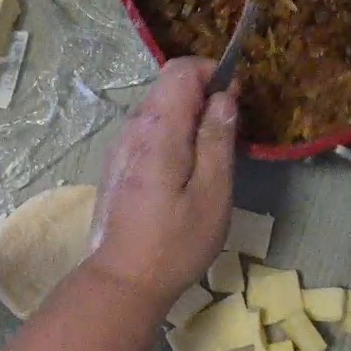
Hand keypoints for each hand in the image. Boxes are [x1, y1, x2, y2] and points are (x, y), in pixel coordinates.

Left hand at [82, 58, 237, 309]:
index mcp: (158, 130)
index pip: (181, 70)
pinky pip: (146, 135)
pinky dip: (170, 139)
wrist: (122, 280)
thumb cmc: (175, 241)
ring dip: (187, 121)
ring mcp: (119, 148)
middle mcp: (132, 130)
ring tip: (208, 160)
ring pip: (157, 112)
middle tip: (227, 137)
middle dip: (202, 99)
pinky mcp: (115, 167)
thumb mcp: (212, 193)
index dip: (212, 75)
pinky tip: (182, 176)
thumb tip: (223, 97)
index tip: (234, 103)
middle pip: (168, 88)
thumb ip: (217, 139)